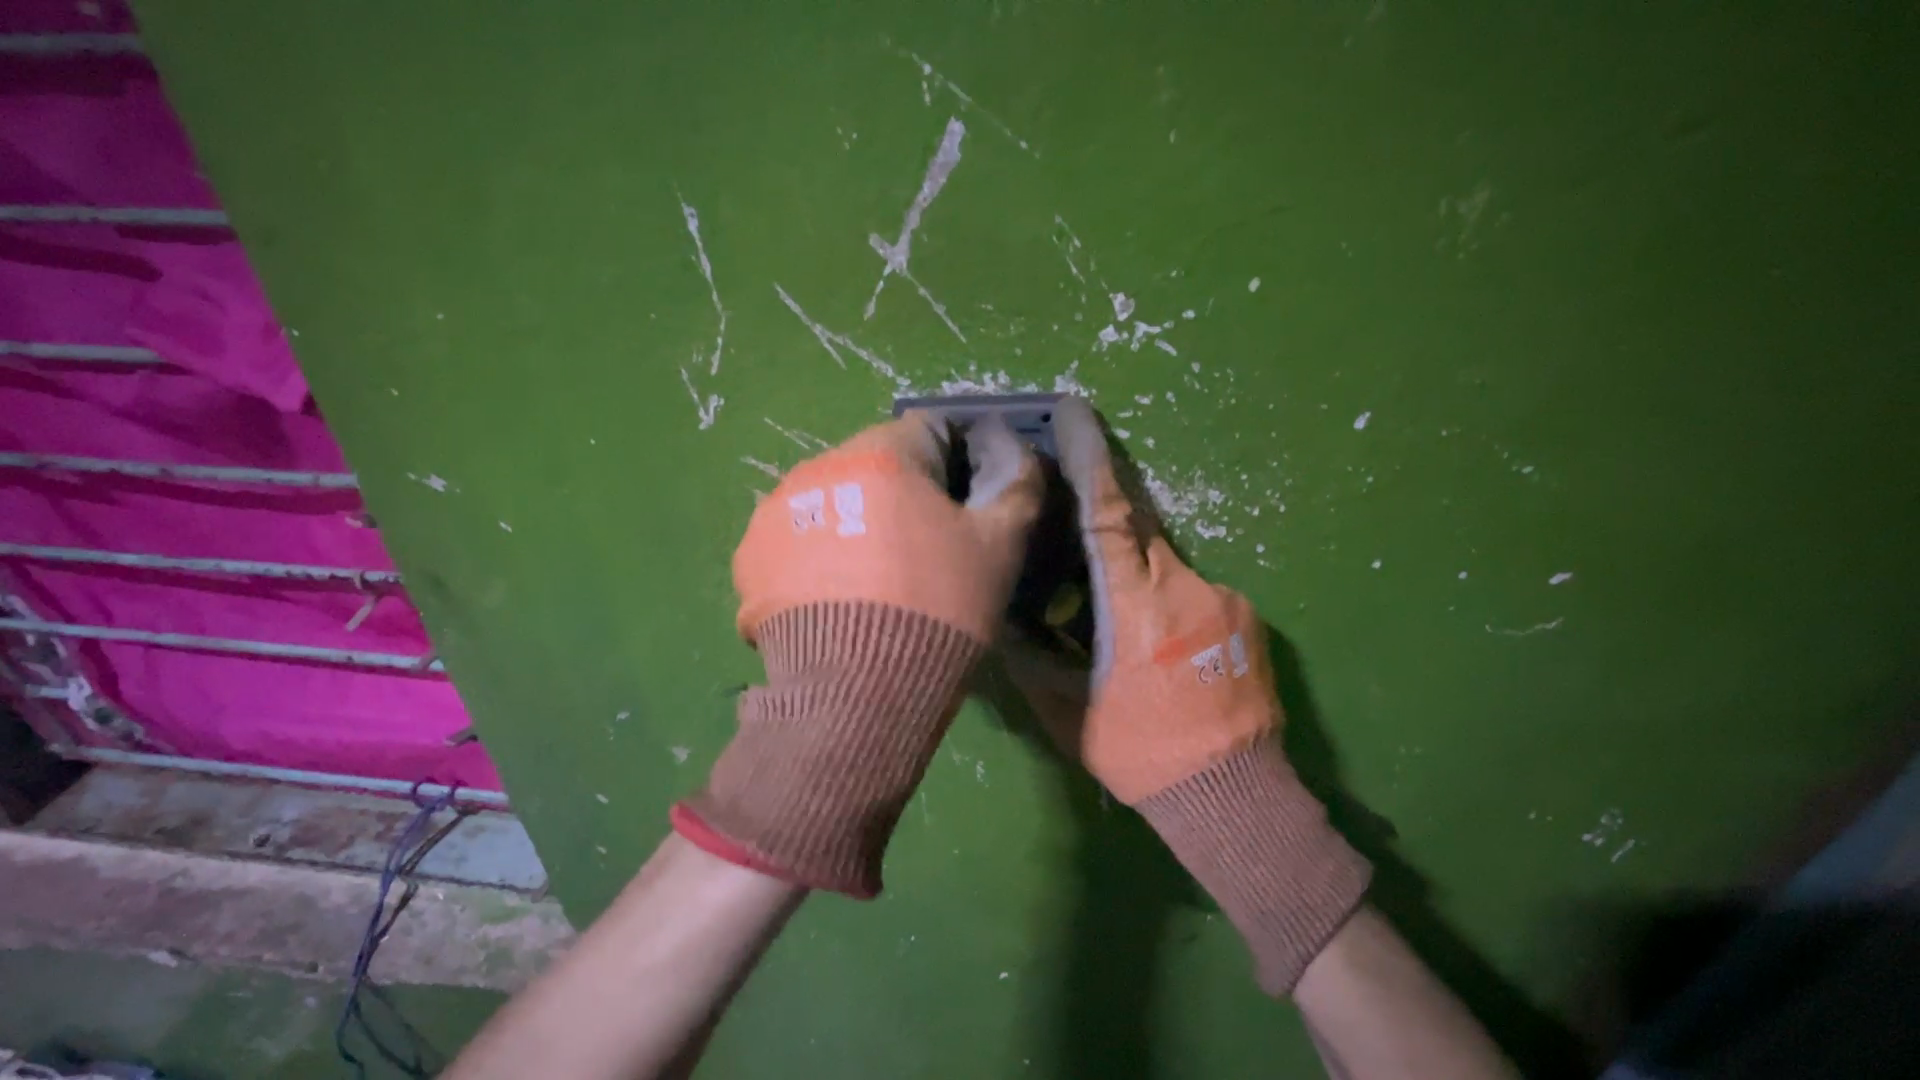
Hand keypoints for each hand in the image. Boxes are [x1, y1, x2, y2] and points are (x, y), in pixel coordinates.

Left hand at [674, 412, 1041, 896]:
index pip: (934, 430)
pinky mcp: (750, 556)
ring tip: (878, 581)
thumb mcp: (1000, 547)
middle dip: (908, 495)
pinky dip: (820, 556)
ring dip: (860, 523)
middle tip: (930, 550)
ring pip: (836, 500)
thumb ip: (1020, 488)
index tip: (972, 507)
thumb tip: (1023, 460)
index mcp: (883, 452)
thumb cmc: (938, 605)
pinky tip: (838, 600)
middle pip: (879, 464)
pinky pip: (798, 541)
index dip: (963, 463)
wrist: (853, 693)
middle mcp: (820, 465)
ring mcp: (775, 510)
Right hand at [1006, 398, 1369, 994]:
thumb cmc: (1142, 753)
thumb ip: (1031, 655)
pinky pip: (1189, 586)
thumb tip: (999, 615)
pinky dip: (1160, 595)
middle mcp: (1187, 584)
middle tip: (1062, 494)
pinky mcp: (1245, 616)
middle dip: (1101, 501)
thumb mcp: (1068, 711)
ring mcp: (1224, 598)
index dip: (1087, 457)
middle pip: (1136, 523)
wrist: (1235, 796)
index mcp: (1138, 603)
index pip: (1107, 512)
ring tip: (1099, 600)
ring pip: (1163, 559)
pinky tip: (1148, 638)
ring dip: (1128, 565)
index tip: (1071, 411)